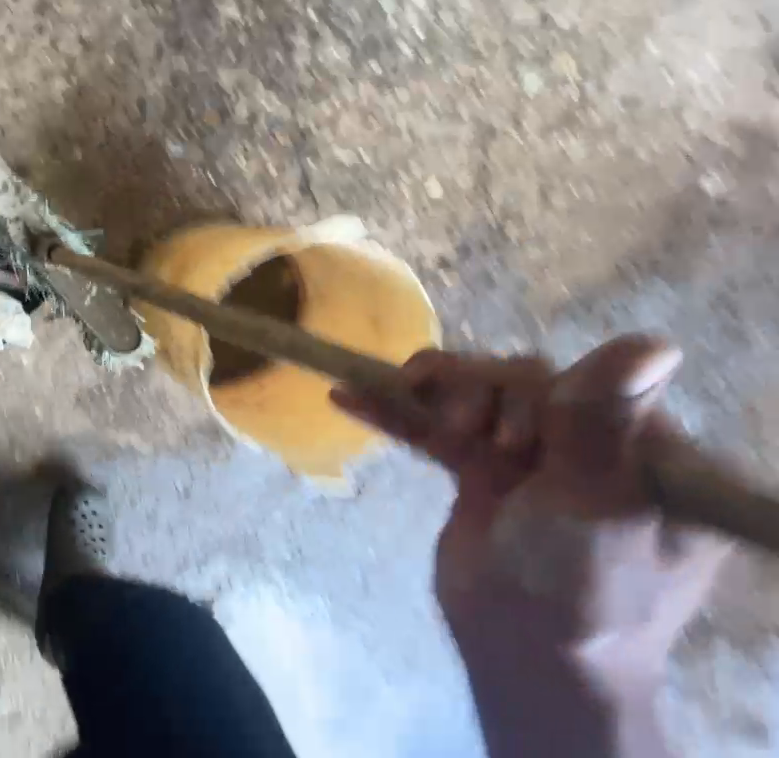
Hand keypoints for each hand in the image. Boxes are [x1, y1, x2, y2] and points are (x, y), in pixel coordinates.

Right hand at [332, 337, 729, 755]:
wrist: (522, 651)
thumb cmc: (579, 588)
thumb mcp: (596, 505)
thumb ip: (603, 424)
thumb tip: (650, 344)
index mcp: (647, 454)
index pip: (591, 383)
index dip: (543, 392)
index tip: (514, 440)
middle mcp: (592, 446)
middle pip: (522, 381)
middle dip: (481, 394)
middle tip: (469, 437)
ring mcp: (530, 457)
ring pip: (472, 394)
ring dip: (434, 393)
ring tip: (400, 398)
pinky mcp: (478, 470)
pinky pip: (433, 427)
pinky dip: (392, 412)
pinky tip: (346, 395)